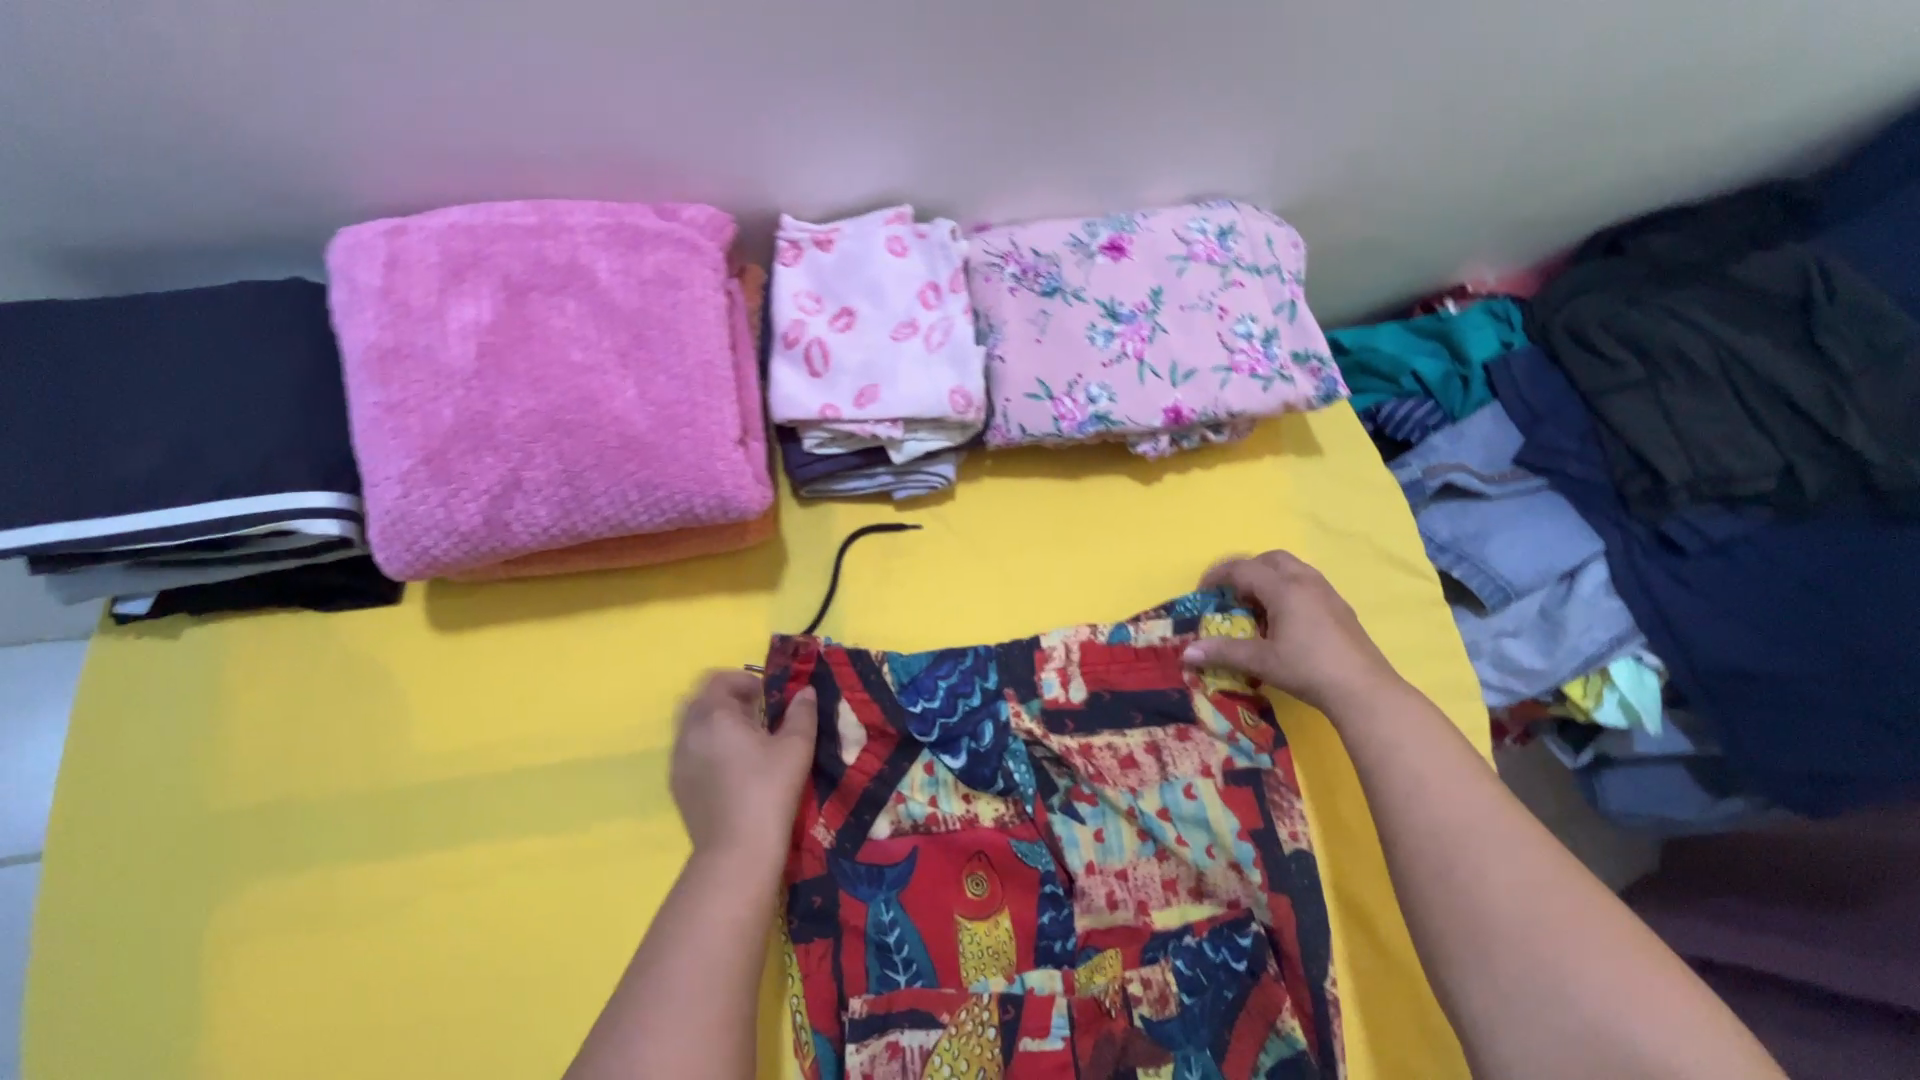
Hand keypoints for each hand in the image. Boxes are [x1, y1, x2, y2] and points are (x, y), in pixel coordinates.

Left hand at [670, 671, 818, 863]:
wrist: (737, 851)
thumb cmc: (769, 791)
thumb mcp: (796, 748)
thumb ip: (801, 713)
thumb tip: (805, 692)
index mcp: (714, 715)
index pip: (718, 679)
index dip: (744, 680)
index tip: (767, 697)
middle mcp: (689, 732)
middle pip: (700, 700)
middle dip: (726, 700)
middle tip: (755, 716)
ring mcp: (678, 760)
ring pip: (692, 727)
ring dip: (715, 724)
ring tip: (744, 744)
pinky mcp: (677, 785)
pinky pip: (689, 752)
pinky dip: (707, 748)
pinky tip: (730, 770)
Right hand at [1181, 551, 1404, 715]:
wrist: (1363, 688)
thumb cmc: (1308, 669)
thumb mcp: (1261, 661)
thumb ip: (1223, 652)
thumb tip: (1187, 653)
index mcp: (1284, 588)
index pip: (1243, 569)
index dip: (1217, 576)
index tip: (1202, 592)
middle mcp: (1306, 581)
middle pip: (1269, 559)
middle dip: (1246, 570)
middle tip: (1232, 595)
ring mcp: (1327, 592)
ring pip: (1292, 569)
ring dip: (1269, 579)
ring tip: (1257, 607)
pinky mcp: (1339, 607)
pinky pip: (1307, 584)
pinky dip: (1287, 590)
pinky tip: (1285, 621)